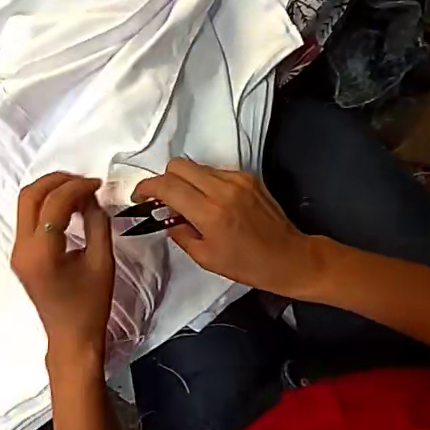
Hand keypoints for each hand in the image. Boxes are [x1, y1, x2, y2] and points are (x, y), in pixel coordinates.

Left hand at [11, 172, 115, 359]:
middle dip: (57, 180)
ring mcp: (17, 252)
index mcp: (42, 253)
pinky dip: (48, 206)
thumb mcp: (102, 262)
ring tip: (80, 192)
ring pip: (26, 204)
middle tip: (84, 181)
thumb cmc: (90, 306)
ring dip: (51, 191)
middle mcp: (22, 249)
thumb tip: (92, 197)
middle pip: (30, 195)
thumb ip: (97, 223)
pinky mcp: (21, 255)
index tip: (97, 184)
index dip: (77, 187)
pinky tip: (70, 208)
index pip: (54, 203)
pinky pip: (29, 219)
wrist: (71, 338)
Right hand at [132, 158, 326, 297]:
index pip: (168, 185)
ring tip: (189, 204)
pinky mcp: (248, 177)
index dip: (147, 188)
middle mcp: (223, 189)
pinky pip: (215, 171)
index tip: (140, 197)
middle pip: (178, 165)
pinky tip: (210, 202)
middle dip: (164, 180)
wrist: (289, 257)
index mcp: (210, 213)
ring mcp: (238, 180)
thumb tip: (167, 218)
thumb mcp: (205, 257)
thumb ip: (180, 233)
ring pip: (196, 166)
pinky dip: (205, 183)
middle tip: (163, 200)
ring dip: (185, 181)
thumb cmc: (247, 264)